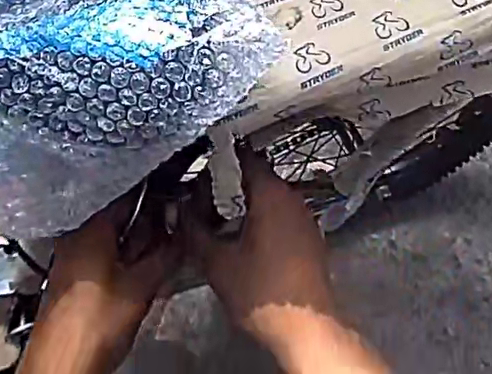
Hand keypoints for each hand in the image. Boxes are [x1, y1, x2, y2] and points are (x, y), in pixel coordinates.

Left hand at [18, 195, 179, 373]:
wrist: (62, 361)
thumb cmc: (98, 319)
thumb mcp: (139, 289)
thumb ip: (162, 258)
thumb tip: (180, 237)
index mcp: (90, 228)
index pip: (124, 199)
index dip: (149, 198)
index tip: (169, 197)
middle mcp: (76, 235)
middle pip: (114, 219)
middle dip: (142, 224)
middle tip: (168, 229)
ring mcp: (69, 256)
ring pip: (106, 240)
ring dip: (130, 244)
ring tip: (156, 251)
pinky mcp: (69, 278)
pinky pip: (96, 256)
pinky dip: (116, 259)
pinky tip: (132, 272)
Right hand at [185, 146, 389, 373]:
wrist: (311, 335)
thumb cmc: (263, 292)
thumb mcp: (217, 262)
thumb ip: (194, 229)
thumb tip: (179, 209)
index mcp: (270, 192)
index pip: (241, 155)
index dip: (216, 157)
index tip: (198, 167)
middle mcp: (291, 197)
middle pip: (254, 174)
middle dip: (228, 181)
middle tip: (204, 194)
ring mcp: (305, 217)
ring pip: (268, 194)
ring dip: (245, 199)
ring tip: (220, 215)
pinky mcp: (311, 238)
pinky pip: (281, 212)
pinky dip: (262, 215)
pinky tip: (245, 235)